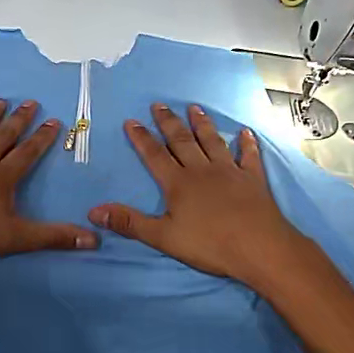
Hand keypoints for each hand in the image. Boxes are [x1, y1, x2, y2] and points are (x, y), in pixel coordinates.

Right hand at [88, 103, 317, 290]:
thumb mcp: (163, 237)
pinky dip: (247, 144)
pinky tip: (245, 133)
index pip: (154, 156)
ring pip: (212, 142)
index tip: (132, 121)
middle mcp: (202, 170)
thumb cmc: (210, 244)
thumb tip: (94, 210)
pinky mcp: (253, 180)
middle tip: (159, 105)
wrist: (259, 247)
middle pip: (181, 141)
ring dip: (202, 125)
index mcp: (178, 183)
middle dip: (168, 122)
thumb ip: (129, 222)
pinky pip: (249, 157)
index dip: (141, 138)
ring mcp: (230, 172)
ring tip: (194, 108)